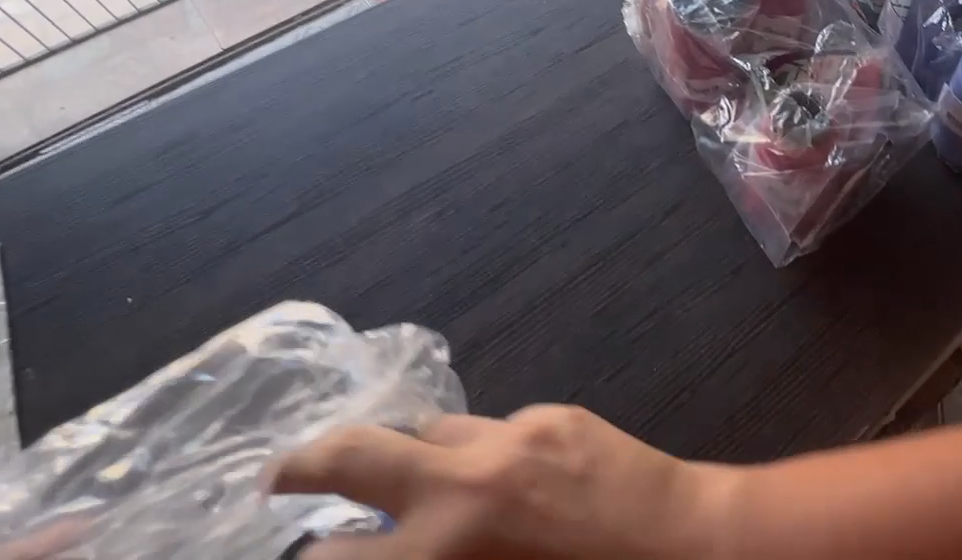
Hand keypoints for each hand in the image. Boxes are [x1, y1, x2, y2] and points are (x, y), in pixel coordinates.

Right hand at [272, 405, 733, 558]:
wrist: (681, 545)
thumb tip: (395, 547)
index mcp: (439, 554)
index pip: (332, 556)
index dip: (316, 557)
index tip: (311, 553)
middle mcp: (462, 485)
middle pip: (354, 453)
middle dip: (304, 463)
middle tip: (280, 475)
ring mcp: (511, 438)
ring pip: (432, 428)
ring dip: (416, 453)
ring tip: (412, 475)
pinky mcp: (554, 416)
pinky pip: (498, 429)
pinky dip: (486, 453)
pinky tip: (510, 481)